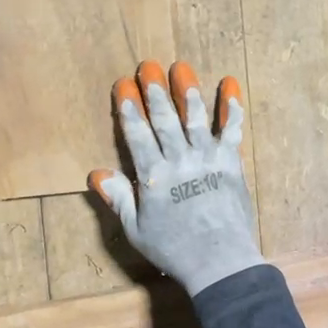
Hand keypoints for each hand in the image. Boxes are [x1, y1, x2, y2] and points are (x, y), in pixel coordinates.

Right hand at [90, 61, 263, 295]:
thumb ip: (119, 199)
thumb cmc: (174, 249)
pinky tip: (229, 85)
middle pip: (165, 120)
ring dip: (187, 92)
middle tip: (148, 67)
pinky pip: (231, 130)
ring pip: (195, 118)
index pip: (137, 136)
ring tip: (181, 69)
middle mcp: (179, 160)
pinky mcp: (230, 161)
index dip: (130, 110)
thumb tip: (96, 174)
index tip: (123, 87)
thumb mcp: (137, 230)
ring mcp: (207, 158)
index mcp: (154, 176)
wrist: (218, 261)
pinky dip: (231, 107)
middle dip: (155, 92)